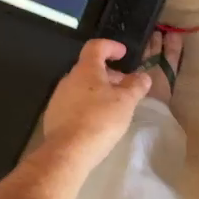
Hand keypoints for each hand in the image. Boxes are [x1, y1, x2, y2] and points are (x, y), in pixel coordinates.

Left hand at [40, 39, 151, 177]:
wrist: (68, 151)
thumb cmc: (100, 120)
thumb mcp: (125, 102)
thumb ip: (136, 86)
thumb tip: (143, 76)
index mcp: (86, 70)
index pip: (96, 46)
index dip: (111, 46)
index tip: (124, 54)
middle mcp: (69, 79)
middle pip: (89, 68)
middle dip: (109, 74)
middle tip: (125, 86)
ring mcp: (59, 98)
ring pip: (82, 87)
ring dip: (99, 91)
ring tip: (114, 106)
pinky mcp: (54, 116)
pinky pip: (74, 103)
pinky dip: (88, 105)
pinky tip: (97, 121)